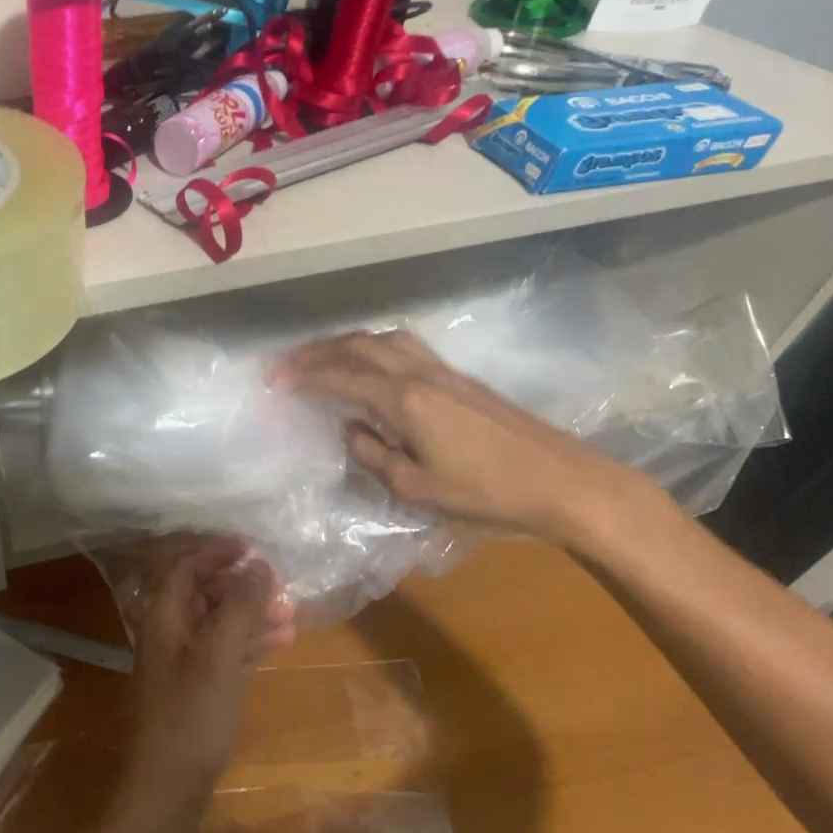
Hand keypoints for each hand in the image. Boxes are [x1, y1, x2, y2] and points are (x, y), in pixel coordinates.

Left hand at [126, 538, 295, 792]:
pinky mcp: (198, 692)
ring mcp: (183, 666)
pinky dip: (250, 644)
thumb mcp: (219, 658)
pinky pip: (225, 655)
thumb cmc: (191, 719)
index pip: (184, 569)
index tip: (254, 548)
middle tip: (281, 585)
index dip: (216, 553)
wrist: (167, 789)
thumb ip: (237, 608)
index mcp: (163, 621)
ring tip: (292, 613)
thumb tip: (257, 563)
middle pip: (203, 595)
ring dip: (251, 615)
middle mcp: (169, 637)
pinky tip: (282, 643)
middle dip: (241, 585)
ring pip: (218, 625)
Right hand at [278, 331, 657, 545]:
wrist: (560, 481)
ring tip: (323, 356)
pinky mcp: (462, 380)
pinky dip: (375, 348)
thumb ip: (373, 455)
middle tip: (286, 360)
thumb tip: (351, 430)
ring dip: (348, 342)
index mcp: (404, 400)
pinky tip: (371, 364)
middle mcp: (421, 374)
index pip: (341, 378)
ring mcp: (445, 373)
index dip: (303, 376)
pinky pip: (407, 349)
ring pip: (386, 340)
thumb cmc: (484, 492)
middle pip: (361, 345)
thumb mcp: (414, 487)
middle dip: (319, 349)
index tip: (272, 379)